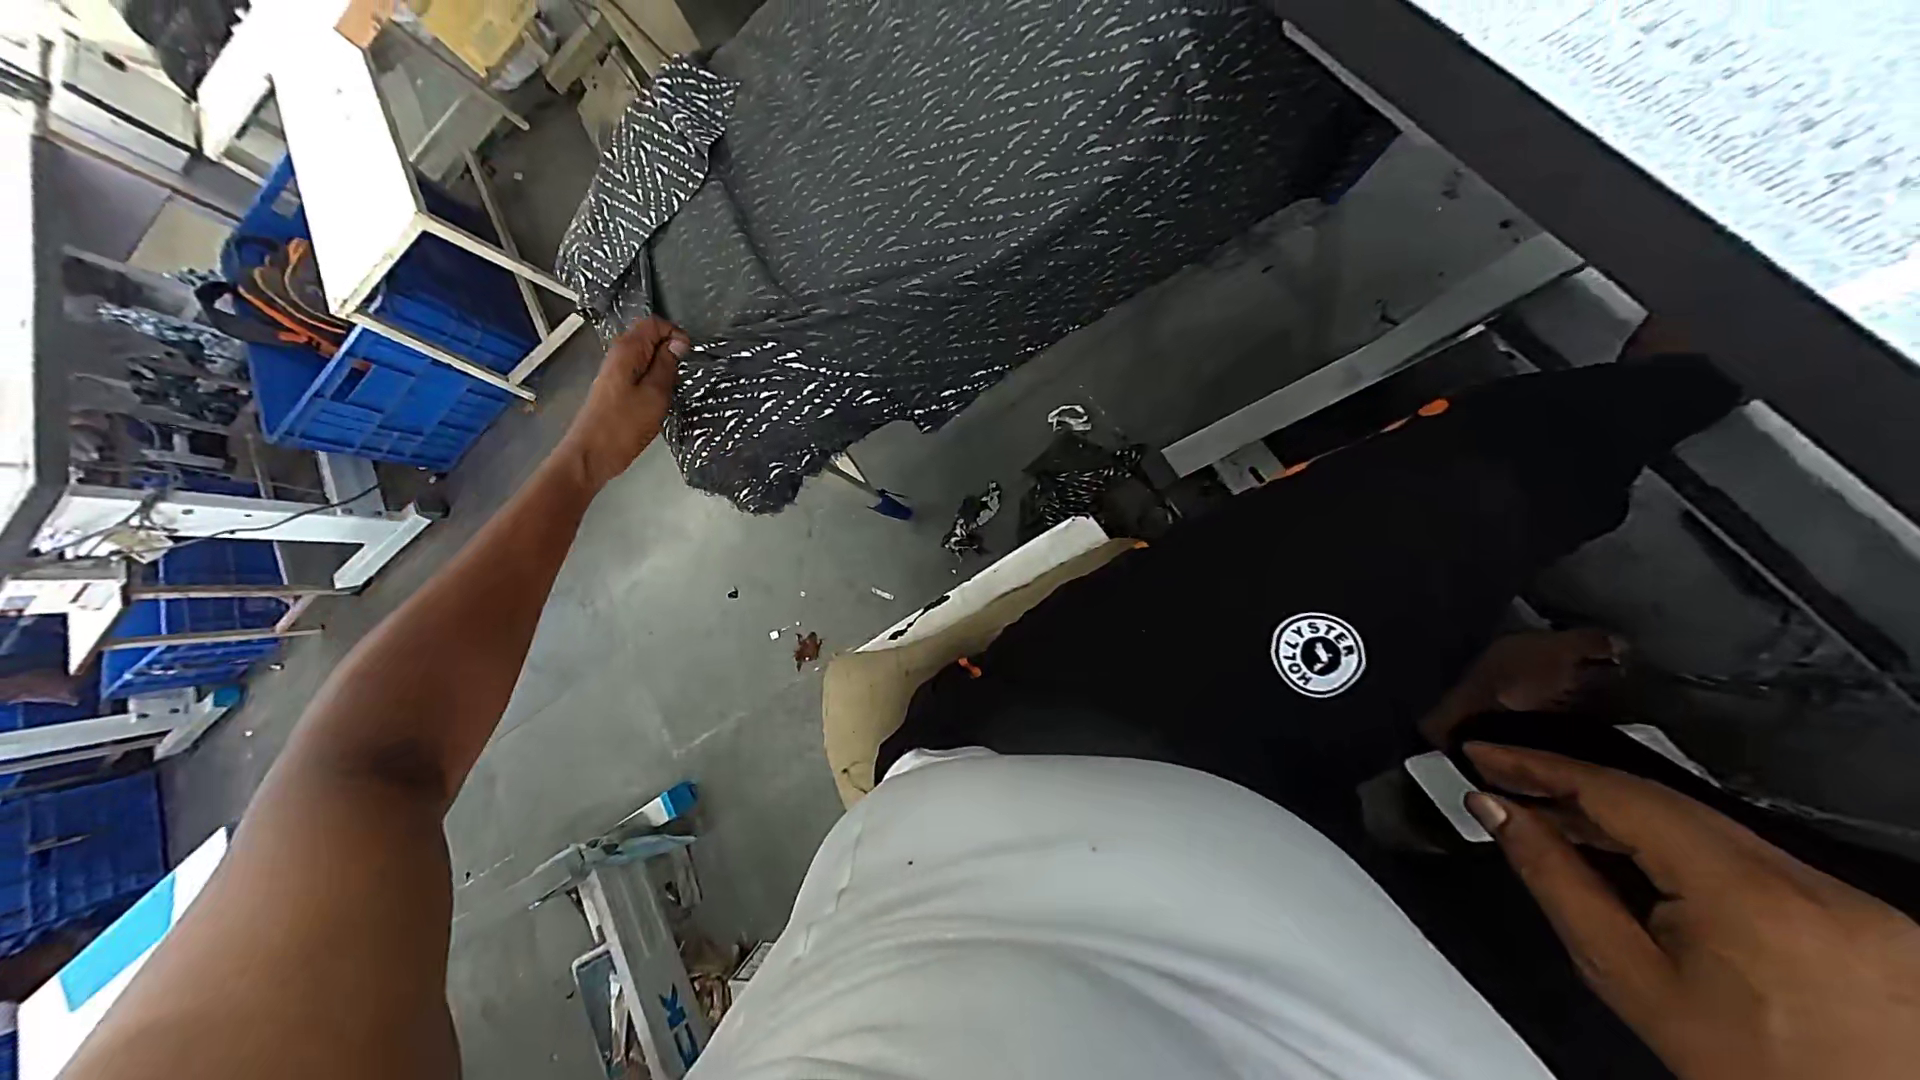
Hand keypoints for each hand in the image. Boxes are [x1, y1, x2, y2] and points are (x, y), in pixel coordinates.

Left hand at [557, 316, 686, 489]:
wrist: (592, 454)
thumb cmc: (624, 426)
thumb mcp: (655, 394)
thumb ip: (667, 365)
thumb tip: (678, 343)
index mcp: (627, 351)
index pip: (654, 323)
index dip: (676, 335)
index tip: (689, 357)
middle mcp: (619, 355)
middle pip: (650, 338)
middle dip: (672, 351)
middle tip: (685, 376)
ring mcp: (617, 372)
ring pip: (647, 358)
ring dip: (665, 368)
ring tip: (676, 388)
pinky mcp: (618, 388)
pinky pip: (642, 374)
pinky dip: (656, 381)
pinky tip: (663, 398)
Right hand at [1462, 743, 1919, 1079]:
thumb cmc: (1750, 1070)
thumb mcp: (1626, 975)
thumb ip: (1555, 880)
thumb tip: (1494, 809)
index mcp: (1747, 892)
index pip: (1619, 794)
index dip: (1539, 764)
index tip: (1483, 753)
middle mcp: (1809, 880)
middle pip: (1659, 801)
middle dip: (1569, 785)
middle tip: (1499, 777)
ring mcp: (1847, 895)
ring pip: (1698, 823)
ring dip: (1614, 814)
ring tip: (1546, 814)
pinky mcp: (1863, 911)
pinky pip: (1738, 850)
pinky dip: (1668, 842)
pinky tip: (1624, 851)